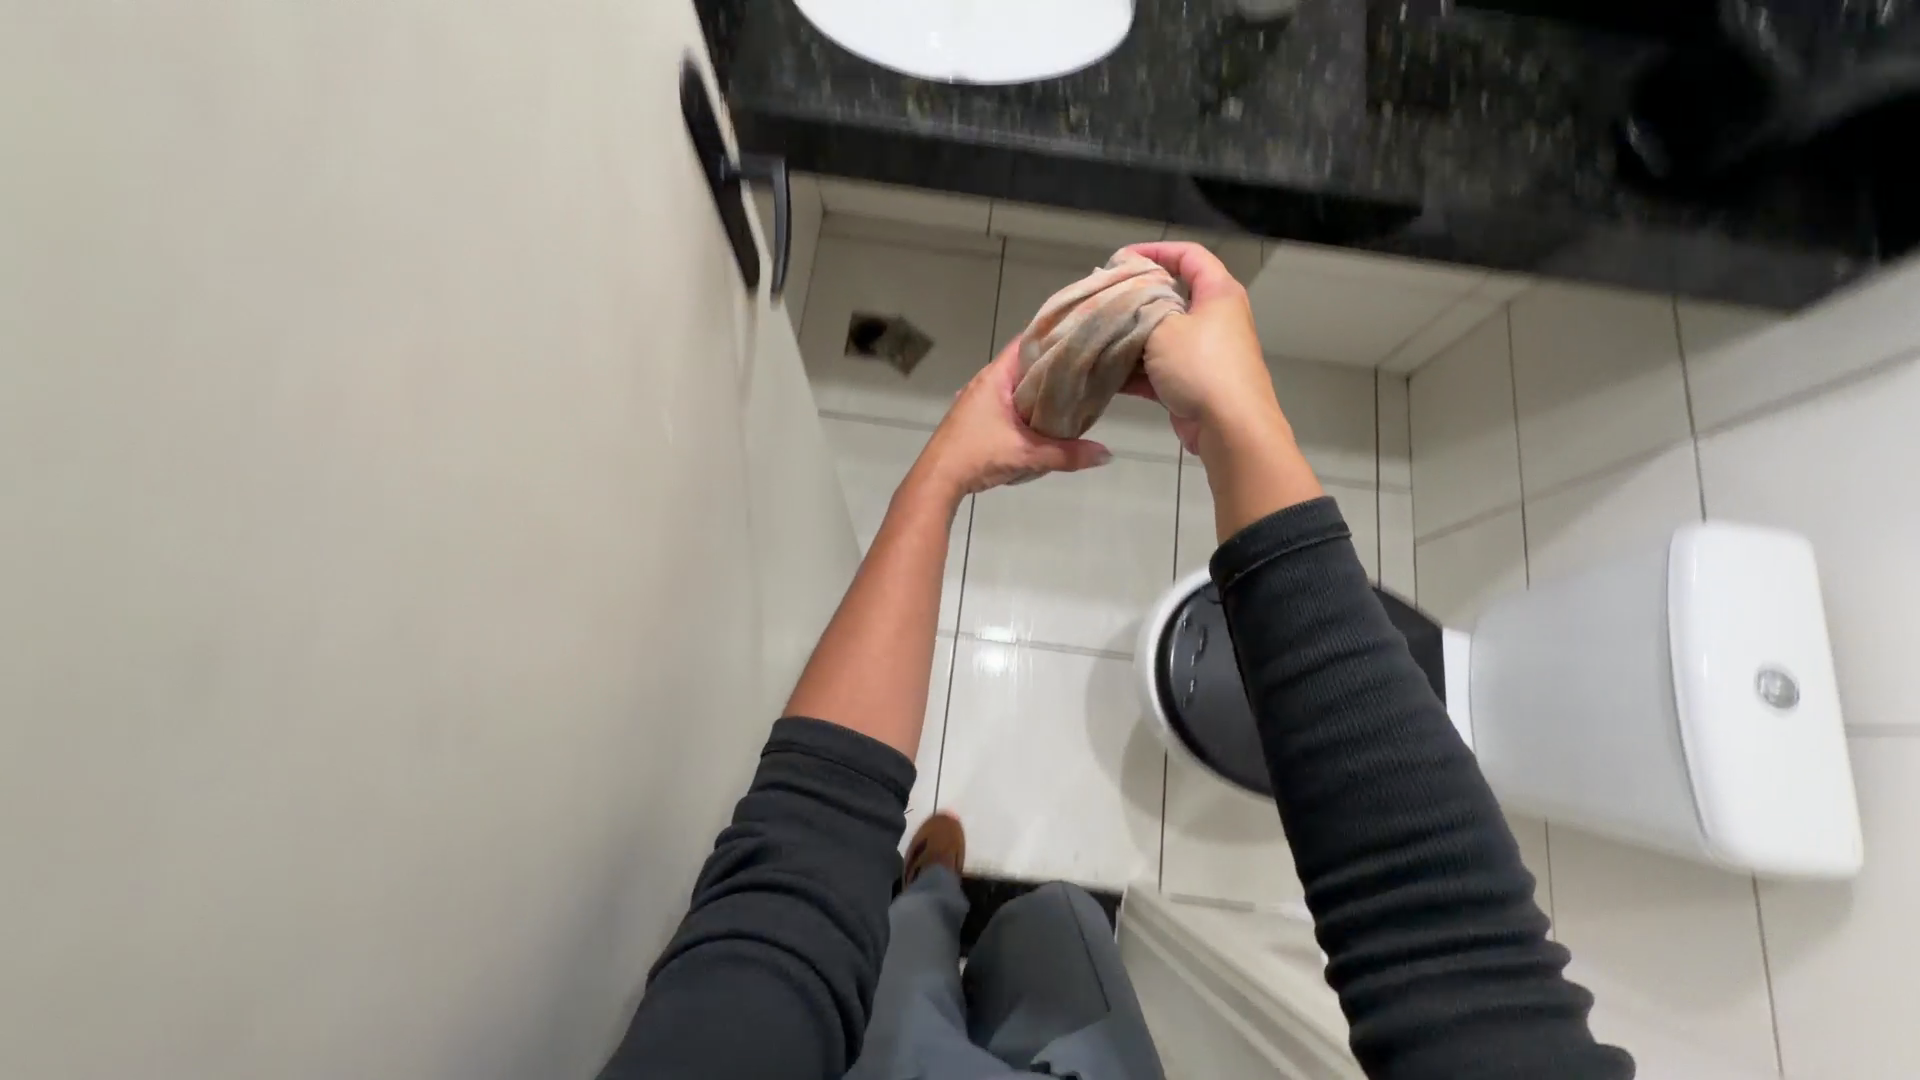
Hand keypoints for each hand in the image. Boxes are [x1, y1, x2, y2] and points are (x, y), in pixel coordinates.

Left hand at [909, 339, 1112, 499]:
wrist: (937, 480)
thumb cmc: (978, 455)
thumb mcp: (1027, 455)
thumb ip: (1067, 454)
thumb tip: (1106, 455)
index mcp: (995, 377)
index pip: (1026, 343)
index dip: (1053, 338)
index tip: (1080, 339)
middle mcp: (984, 382)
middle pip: (1022, 365)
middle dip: (1050, 367)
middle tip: (1083, 370)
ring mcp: (975, 400)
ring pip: (1013, 386)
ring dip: (1035, 390)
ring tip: (1067, 393)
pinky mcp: (972, 418)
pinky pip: (1003, 403)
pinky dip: (1022, 406)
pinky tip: (1038, 419)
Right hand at [1125, 241, 1320, 536]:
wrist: (1229, 426)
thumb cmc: (1201, 366)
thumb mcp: (1164, 327)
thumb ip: (1141, 307)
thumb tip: (1124, 298)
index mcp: (1218, 293)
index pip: (1189, 256)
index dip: (1156, 250)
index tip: (1122, 258)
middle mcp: (1214, 319)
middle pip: (1170, 298)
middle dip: (1135, 300)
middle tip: (1103, 300)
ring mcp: (1203, 354)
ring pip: (1160, 337)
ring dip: (1129, 339)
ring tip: (1096, 337)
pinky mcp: (1192, 384)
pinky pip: (1157, 370)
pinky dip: (1134, 371)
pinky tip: (1104, 374)